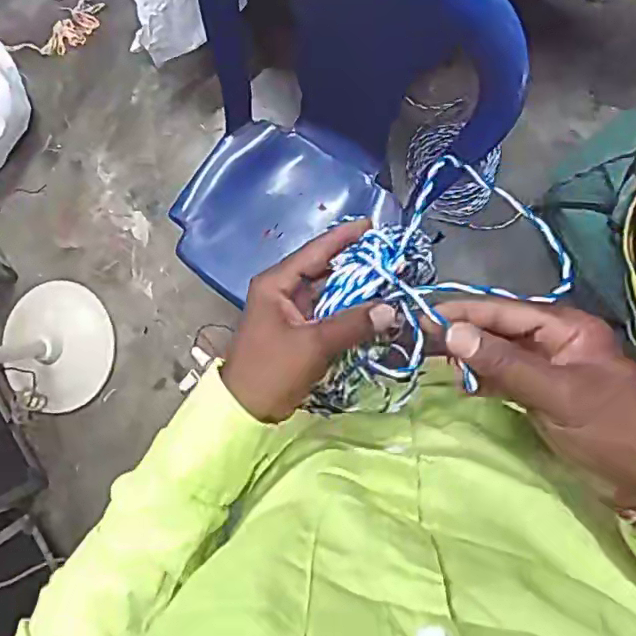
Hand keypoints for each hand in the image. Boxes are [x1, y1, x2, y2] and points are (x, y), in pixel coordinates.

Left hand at [223, 220, 398, 423]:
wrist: (245, 410)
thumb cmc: (271, 370)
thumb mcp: (313, 344)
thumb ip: (352, 324)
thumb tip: (390, 307)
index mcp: (276, 283)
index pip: (315, 251)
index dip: (344, 237)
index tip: (372, 225)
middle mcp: (282, 290)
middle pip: (324, 269)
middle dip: (357, 263)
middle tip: (391, 257)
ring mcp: (289, 311)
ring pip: (328, 292)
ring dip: (356, 289)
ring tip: (390, 279)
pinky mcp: (298, 331)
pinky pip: (328, 312)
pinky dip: (349, 310)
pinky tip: (373, 309)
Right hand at [433, 299, 635, 517]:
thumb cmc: (616, 433)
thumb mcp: (558, 395)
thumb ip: (504, 363)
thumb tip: (451, 333)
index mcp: (567, 328)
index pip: (503, 310)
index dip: (462, 312)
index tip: (420, 316)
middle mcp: (556, 340)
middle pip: (497, 328)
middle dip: (460, 332)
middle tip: (417, 338)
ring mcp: (549, 368)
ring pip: (497, 352)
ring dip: (468, 356)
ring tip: (430, 359)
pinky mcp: (544, 394)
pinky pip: (504, 376)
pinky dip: (482, 378)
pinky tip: (460, 383)